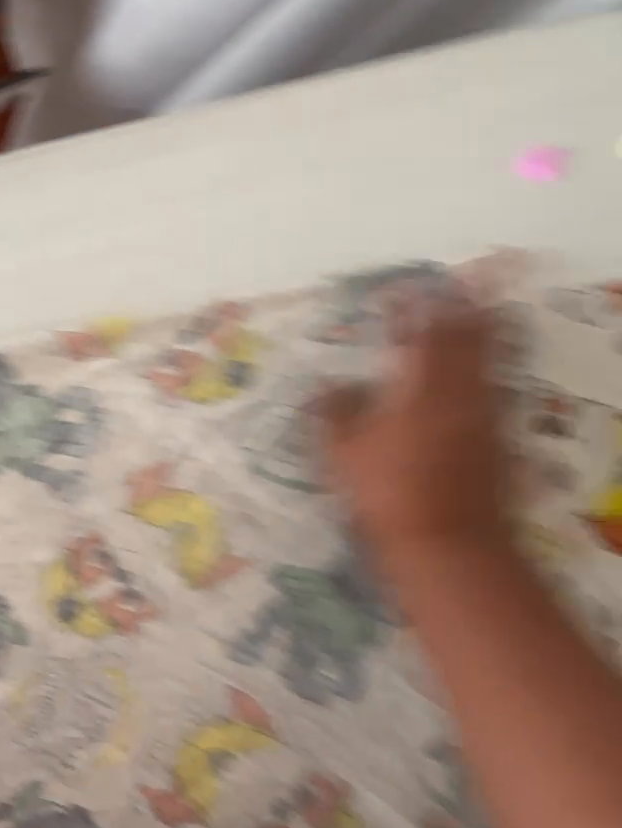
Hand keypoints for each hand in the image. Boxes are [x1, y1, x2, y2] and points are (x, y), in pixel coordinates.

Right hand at [315, 293, 514, 565]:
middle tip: (460, 289)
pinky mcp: (498, 439)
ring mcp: (487, 417)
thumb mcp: (342, 451)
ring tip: (478, 317)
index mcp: (423, 390)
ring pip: (491, 363)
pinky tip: (476, 374)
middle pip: (472, 342)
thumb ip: (336, 411)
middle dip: (464, 313)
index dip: (418, 310)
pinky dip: (486, 370)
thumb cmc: (384, 489)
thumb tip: (330, 385)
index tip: (407, 289)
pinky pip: (493, 389)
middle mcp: (464, 395)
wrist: (446, 538)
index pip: (425, 337)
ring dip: (483, 337)